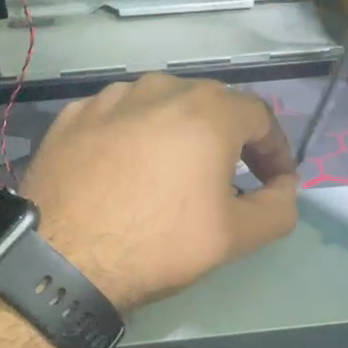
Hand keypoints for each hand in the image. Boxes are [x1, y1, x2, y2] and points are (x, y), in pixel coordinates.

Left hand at [18, 74, 300, 311]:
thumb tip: (285, 188)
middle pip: (210, 105)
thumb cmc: (158, 243)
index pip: (260, 116)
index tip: (276, 181)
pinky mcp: (72, 116)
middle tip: (232, 178)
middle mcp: (161, 88)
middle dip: (230, 138)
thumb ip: (278, 208)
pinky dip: (134, 137)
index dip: (275, 149)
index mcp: (208, 110)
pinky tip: (127, 171)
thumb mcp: (236, 237)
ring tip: (175, 173)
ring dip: (179, 133)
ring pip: (161, 106)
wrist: (62, 259)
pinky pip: (119, 118)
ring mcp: (111, 98)